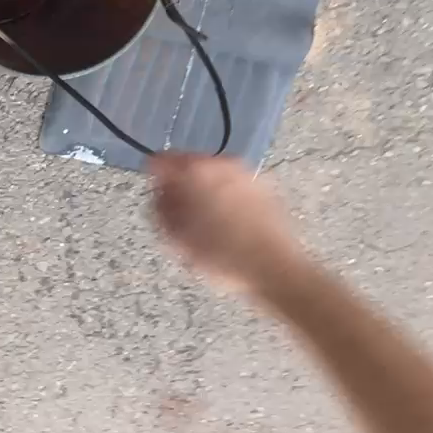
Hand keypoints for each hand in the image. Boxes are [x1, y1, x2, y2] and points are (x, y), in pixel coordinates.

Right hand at [149, 155, 313, 299]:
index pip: (160, 160)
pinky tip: (228, 231)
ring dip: (204, 199)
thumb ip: (159, 205)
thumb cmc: (221, 253)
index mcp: (195, 168)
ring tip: (205, 230)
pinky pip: (234, 193)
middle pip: (188, 170)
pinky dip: (226, 205)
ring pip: (212, 182)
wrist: (278, 272)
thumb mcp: (176, 234)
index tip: (156, 203)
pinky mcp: (266, 193)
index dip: (154, 182)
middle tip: (180, 221)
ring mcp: (247, 176)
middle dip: (181, 192)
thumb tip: (158, 192)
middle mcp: (222, 164)